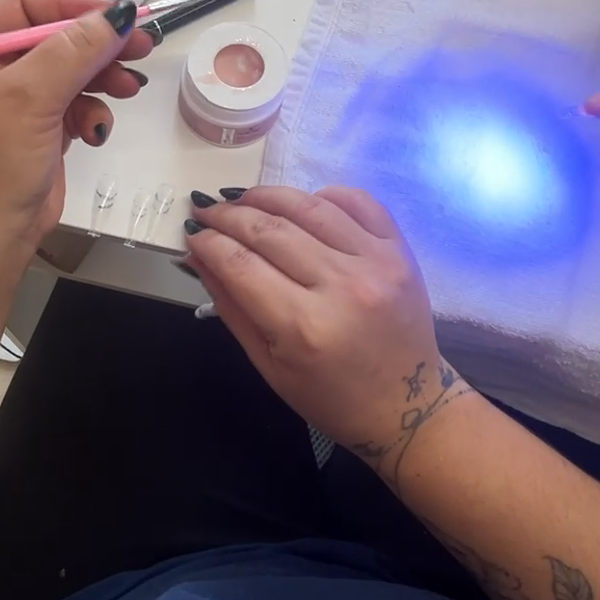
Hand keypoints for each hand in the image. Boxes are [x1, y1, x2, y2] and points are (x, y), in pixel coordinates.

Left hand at [0, 0, 148, 251]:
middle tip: (141, 46)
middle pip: (55, 38)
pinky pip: (75, 105)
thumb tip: (119, 14)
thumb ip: (75, 49)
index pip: (24, 7)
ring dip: (102, 77)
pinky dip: (91, 113)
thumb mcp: (30, 96)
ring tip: (128, 87)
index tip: (116, 16)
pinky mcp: (40, 132)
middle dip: (97, 44)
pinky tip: (96, 130)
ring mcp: (16, 104)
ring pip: (71, 72)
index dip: (71, 7)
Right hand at [185, 185, 471, 486]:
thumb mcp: (267, 364)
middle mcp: (341, 287)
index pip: (240, 264)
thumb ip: (229, 306)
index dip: (208, 242)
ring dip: (266, 195)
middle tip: (206, 208)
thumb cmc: (329, 396)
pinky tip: (300, 203)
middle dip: (228, 215)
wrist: (407, 406)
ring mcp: (376, 264)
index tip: (192, 232)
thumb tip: (197, 256)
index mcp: (304, 327)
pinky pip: (358, 202)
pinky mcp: (399, 251)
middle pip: (269, 230)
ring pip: (309, 206)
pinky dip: (324, 194)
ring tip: (242, 197)